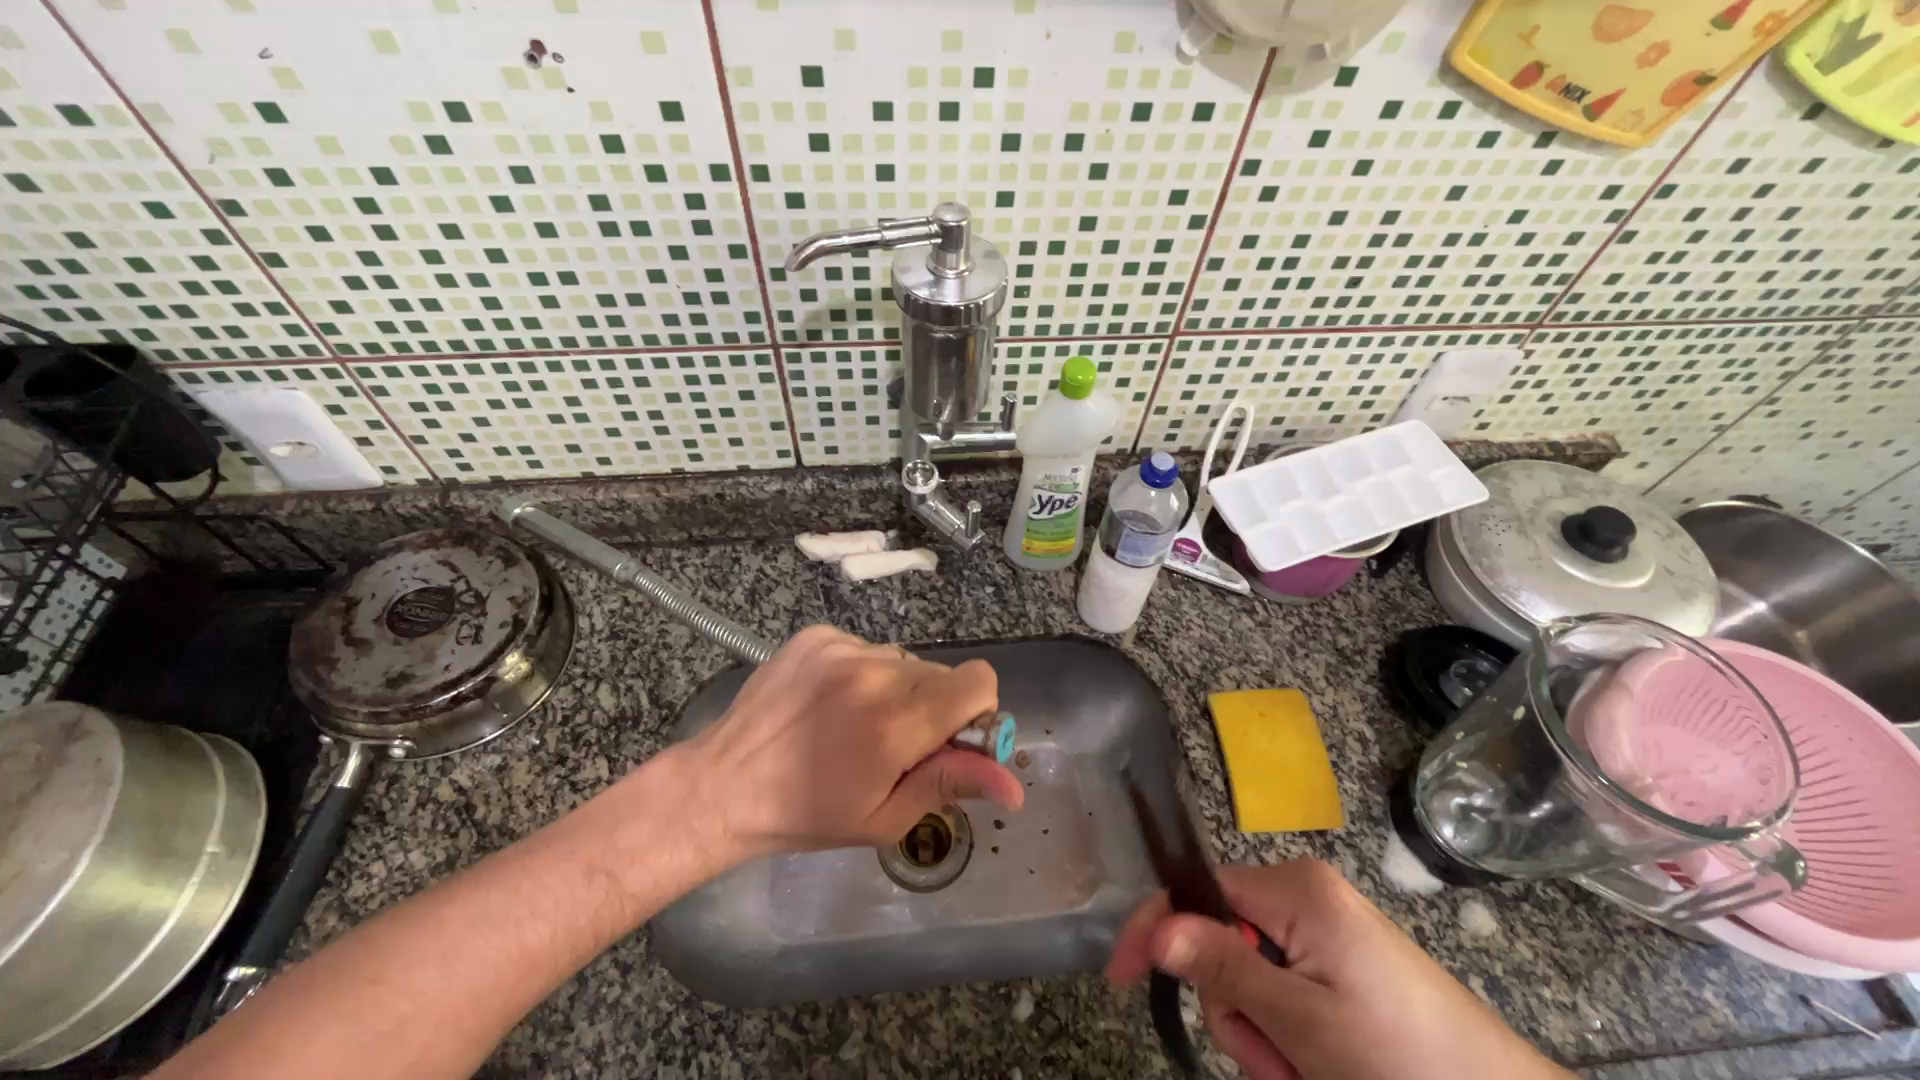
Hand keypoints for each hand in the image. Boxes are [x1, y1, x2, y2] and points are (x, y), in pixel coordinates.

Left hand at [684, 625, 1025, 856]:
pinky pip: (866, 649)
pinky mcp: (816, 636)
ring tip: (854, 724)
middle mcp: (874, 673)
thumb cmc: (809, 814)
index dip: (976, 710)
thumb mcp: (885, 817)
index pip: (978, 680)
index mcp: (897, 723)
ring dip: (896, 689)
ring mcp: (841, 648)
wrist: (724, 785)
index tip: (950, 739)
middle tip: (895, 743)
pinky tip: (830, 705)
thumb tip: (1013, 784)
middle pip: (940, 673)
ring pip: (903, 660)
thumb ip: (951, 785)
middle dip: (932, 706)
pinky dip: (861, 673)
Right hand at [1107, 860, 1572, 1079]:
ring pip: (1250, 979)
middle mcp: (1307, 897)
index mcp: (1296, 891)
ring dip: (1263, 1035)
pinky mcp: (1342, 967)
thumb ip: (1223, 967)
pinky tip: (1318, 1068)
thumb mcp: (1300, 1020)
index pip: (1197, 890)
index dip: (1156, 930)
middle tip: (1276, 1058)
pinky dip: (1288, 1038)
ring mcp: (1326, 933)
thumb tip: (1156, 926)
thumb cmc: (1399, 1058)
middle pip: (1222, 941)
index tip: (1120, 978)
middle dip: (1236, 1010)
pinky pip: (1284, 993)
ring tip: (1306, 1071)